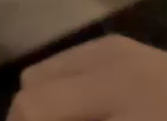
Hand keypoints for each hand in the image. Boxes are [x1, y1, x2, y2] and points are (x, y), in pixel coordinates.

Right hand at [9, 36, 166, 120]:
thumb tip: (33, 116)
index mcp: (108, 79)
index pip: (31, 105)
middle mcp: (106, 54)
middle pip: (33, 85)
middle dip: (35, 119)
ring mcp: (121, 51)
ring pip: (53, 75)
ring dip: (54, 109)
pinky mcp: (135, 58)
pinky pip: (80, 70)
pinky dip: (75, 99)